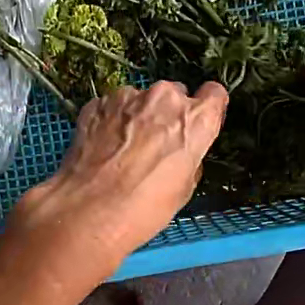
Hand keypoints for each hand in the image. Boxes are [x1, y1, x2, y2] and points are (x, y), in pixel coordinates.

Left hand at [9, 81, 226, 266]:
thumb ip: (190, 156)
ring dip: (140, 117)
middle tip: (159, 143)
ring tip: (127, 148)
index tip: (200, 124)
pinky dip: (114, 121)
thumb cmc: (146, 206)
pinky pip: (115, 107)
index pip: (215, 94)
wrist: (89, 209)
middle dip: (170, 114)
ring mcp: (128, 96)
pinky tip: (106, 148)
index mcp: (196, 120)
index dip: (208, 109)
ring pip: (143, 100)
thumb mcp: (185, 187)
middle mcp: (165, 98)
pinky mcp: (98, 102)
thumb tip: (181, 151)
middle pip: (176, 95)